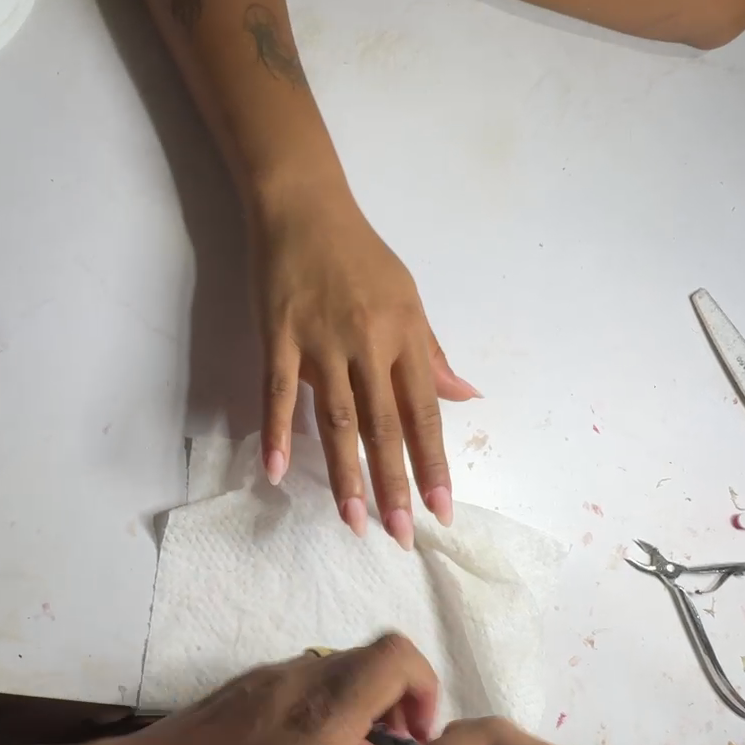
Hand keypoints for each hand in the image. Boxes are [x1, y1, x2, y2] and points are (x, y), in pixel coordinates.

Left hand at [96, 635, 450, 744]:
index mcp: (311, 715)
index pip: (392, 658)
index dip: (426, 690)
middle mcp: (292, 681)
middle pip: (372, 663)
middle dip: (403, 710)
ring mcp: (265, 681)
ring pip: (340, 673)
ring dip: (368, 716)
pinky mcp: (247, 690)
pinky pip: (309, 684)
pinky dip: (333, 713)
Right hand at [253, 185, 477, 548]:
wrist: (305, 210)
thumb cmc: (360, 256)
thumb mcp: (409, 298)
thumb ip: (433, 353)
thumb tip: (466, 398)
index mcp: (405, 336)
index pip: (424, 413)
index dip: (433, 464)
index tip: (441, 510)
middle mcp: (369, 344)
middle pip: (384, 426)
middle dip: (394, 484)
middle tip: (400, 534)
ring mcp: (321, 342)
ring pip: (337, 419)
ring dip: (345, 473)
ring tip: (351, 521)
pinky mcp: (279, 338)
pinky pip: (279, 392)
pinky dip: (277, 432)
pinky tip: (277, 471)